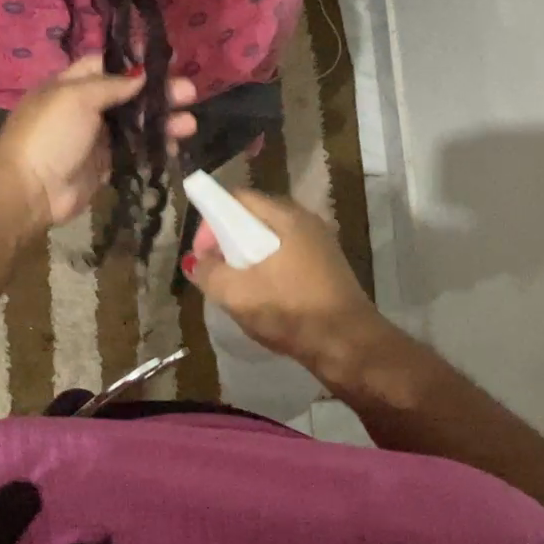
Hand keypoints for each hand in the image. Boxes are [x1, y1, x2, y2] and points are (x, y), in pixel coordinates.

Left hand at [0, 55, 197, 227]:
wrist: (29, 190)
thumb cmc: (49, 134)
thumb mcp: (76, 98)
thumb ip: (112, 85)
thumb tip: (141, 76)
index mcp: (72, 85)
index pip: (108, 65)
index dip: (137, 63)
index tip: (170, 61)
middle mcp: (85, 108)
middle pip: (129, 95)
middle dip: (160, 94)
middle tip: (190, 94)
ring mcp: (96, 138)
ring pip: (137, 124)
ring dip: (164, 122)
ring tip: (190, 124)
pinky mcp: (105, 165)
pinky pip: (135, 152)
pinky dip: (155, 148)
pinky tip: (175, 146)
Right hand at [182, 191, 386, 364]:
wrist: (348, 345)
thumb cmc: (291, 311)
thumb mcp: (238, 294)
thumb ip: (209, 273)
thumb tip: (195, 262)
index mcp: (286, 217)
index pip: (238, 199)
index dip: (212, 220)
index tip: (203, 254)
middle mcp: (306, 222)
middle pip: (255, 218)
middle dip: (228, 241)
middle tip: (215, 271)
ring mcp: (320, 245)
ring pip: (272, 241)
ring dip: (248, 258)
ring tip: (235, 287)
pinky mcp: (327, 268)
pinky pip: (288, 258)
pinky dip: (268, 269)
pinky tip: (262, 297)